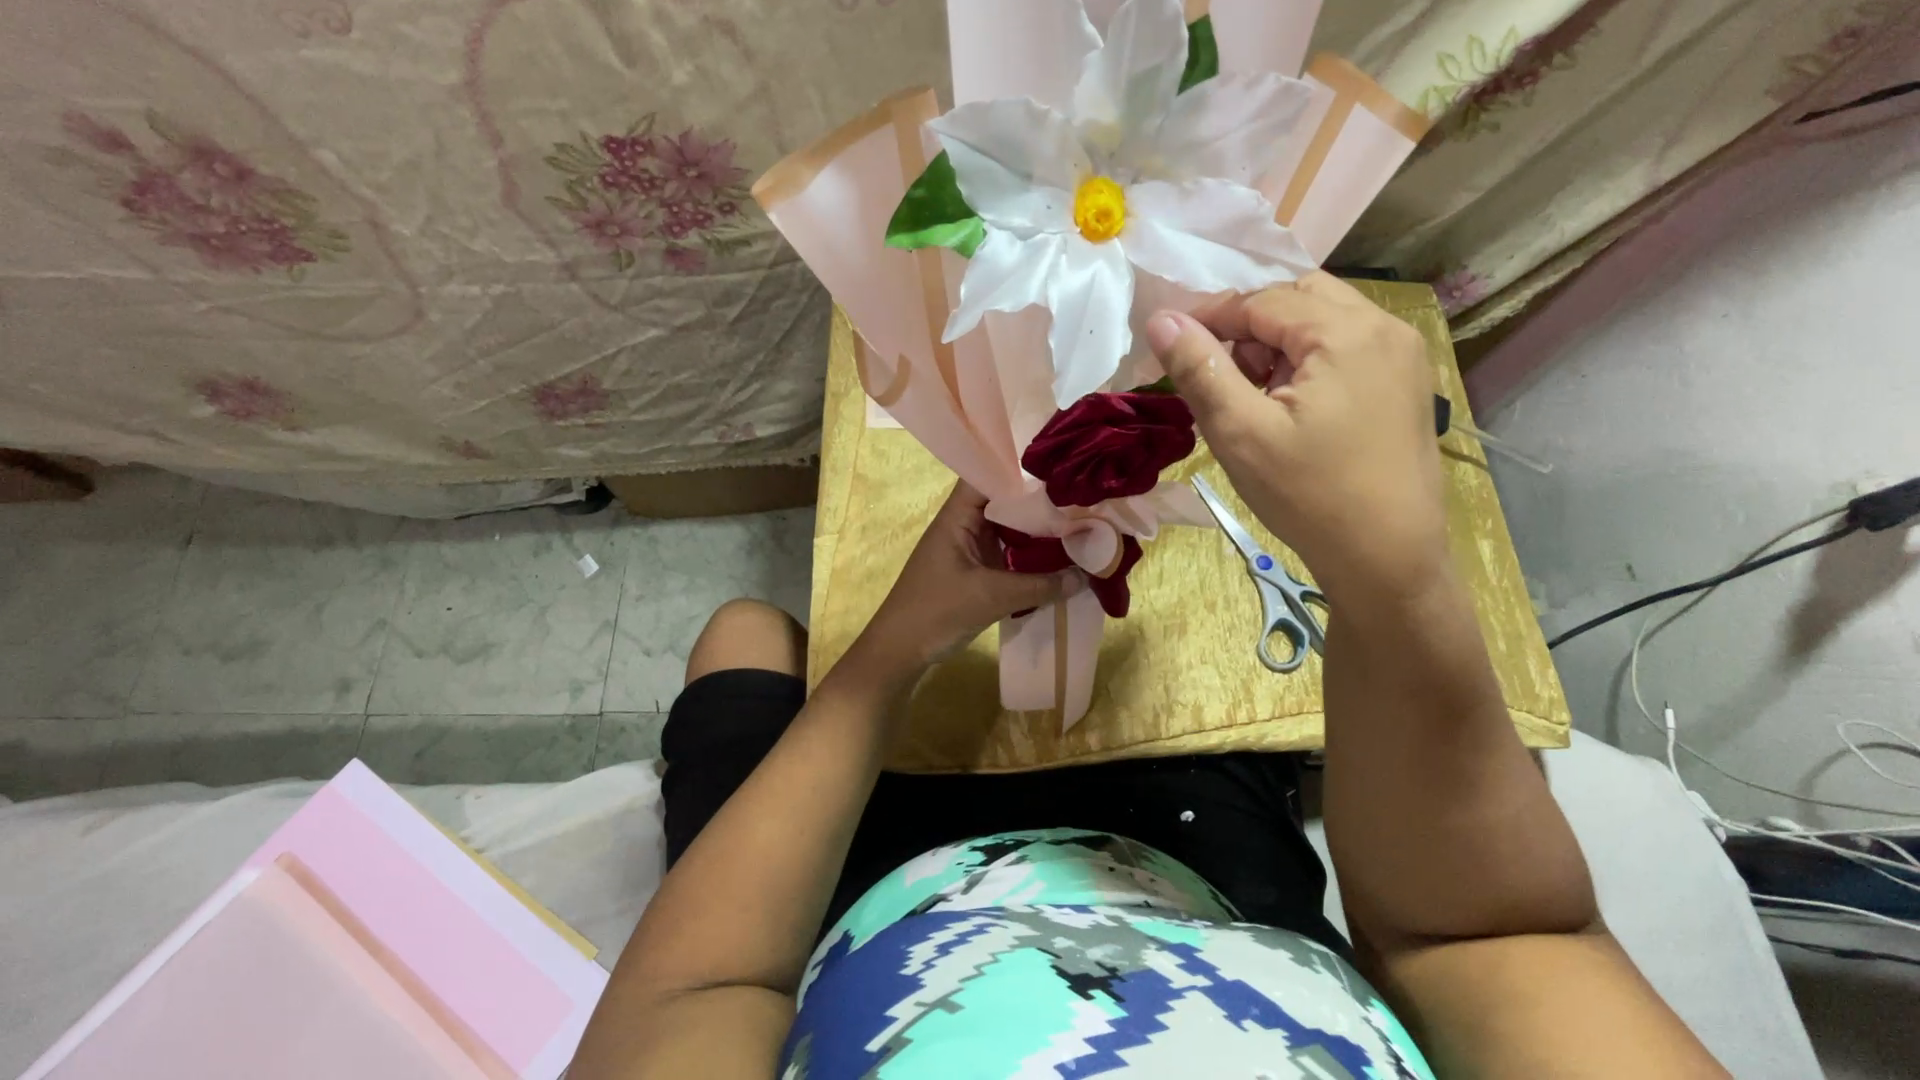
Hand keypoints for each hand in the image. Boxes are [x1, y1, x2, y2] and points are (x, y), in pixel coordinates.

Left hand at [855, 481, 1074, 676]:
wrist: (901, 650)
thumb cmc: (936, 611)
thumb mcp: (991, 597)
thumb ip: (1039, 586)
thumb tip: (1085, 576)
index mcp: (957, 517)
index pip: (987, 474)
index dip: (1019, 466)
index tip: (1058, 463)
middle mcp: (964, 525)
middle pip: (1004, 500)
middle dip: (1040, 499)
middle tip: (1083, 494)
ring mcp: (971, 548)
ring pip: (1009, 528)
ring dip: (1038, 528)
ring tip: (1081, 520)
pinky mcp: (977, 571)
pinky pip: (1009, 553)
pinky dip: (1032, 554)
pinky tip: (1062, 556)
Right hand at [1145, 272, 1448, 608]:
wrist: (1387, 557)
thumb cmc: (1309, 495)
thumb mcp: (1240, 432)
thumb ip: (1200, 369)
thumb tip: (1161, 319)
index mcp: (1345, 332)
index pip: (1262, 300)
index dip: (1210, 316)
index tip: (1171, 342)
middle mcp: (1384, 327)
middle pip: (1299, 298)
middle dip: (1249, 323)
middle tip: (1216, 368)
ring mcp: (1403, 355)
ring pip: (1326, 321)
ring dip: (1279, 341)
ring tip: (1251, 391)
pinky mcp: (1407, 383)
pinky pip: (1348, 347)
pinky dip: (1310, 358)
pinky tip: (1290, 403)